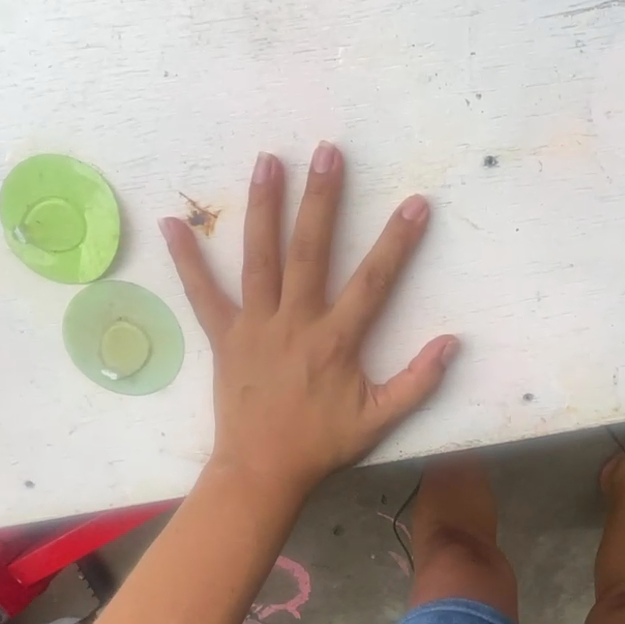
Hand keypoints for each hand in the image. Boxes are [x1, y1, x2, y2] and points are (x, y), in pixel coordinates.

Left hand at [162, 143, 458, 495]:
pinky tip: (173, 223)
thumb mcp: (380, 420)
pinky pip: (203, 294)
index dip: (397, 242)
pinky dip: (187, 260)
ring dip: (264, 208)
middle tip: (328, 152)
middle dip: (322, 200)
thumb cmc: (322, 444)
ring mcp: (255, 326)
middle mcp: (294, 323)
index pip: (374, 281)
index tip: (415, 203)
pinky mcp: (224, 336)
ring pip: (259, 259)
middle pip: (310, 252)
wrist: (262, 471)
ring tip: (268, 160)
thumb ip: (418, 382)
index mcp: (336, 341)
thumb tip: (452, 343)